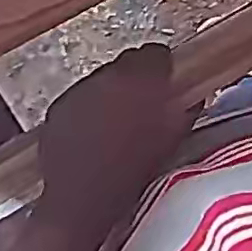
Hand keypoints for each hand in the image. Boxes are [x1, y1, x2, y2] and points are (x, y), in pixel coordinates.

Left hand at [37, 43, 193, 234]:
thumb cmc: (138, 168)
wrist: (85, 198)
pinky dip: (89, 108)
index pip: (155, 52)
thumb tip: (193, 95)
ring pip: (102, 79)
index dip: (162, 67)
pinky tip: (94, 133)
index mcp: (141, 78)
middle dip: (137, 78)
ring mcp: (79, 89)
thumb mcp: (175, 137)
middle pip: (127, 62)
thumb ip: (187, 107)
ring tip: (118, 121)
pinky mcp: (58, 107)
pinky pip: (80, 98)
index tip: (166, 82)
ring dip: (112, 92)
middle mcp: (108, 75)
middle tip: (145, 103)